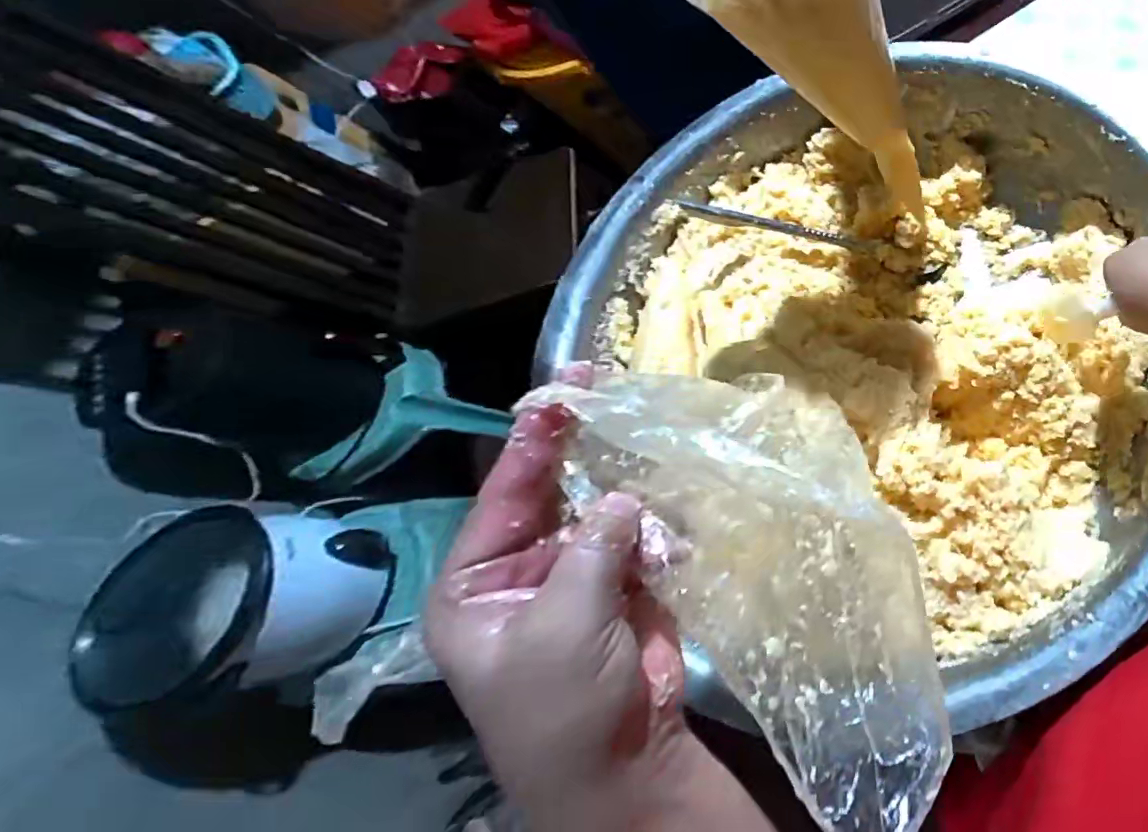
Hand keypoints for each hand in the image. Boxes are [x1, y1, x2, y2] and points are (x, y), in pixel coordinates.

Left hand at [424, 405, 700, 831]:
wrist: (622, 761)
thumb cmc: (562, 704)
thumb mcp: (561, 625)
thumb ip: (591, 549)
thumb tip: (626, 498)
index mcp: (480, 582)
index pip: (505, 495)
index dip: (531, 440)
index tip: (557, 391)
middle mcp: (526, 566)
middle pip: (554, 490)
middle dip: (576, 444)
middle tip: (595, 385)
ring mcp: (579, 570)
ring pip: (605, 506)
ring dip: (626, 483)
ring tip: (643, 435)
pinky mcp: (625, 578)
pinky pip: (641, 532)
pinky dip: (657, 520)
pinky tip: (667, 507)